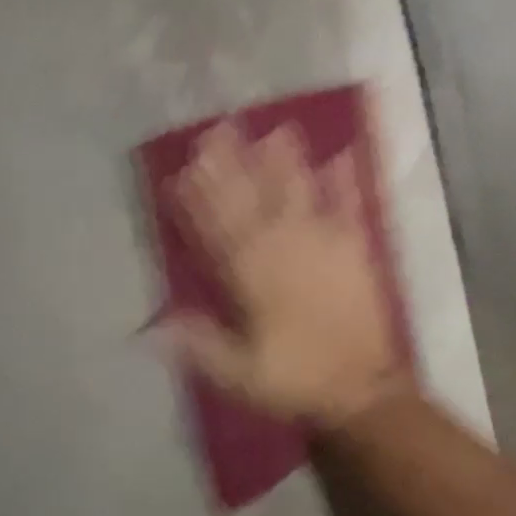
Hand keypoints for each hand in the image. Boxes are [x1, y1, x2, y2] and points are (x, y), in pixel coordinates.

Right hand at [159, 121, 405, 425]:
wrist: (363, 386)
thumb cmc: (298, 380)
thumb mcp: (239, 374)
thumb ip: (200, 345)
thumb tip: (152, 325)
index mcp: (254, 282)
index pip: (219, 232)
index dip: (200, 199)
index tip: (185, 167)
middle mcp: (287, 254)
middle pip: (255, 203)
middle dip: (236, 165)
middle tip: (222, 129)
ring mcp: (326, 246)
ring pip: (300, 196)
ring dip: (287, 162)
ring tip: (277, 129)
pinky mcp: (358, 250)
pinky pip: (352, 208)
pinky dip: (348, 181)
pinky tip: (344, 153)